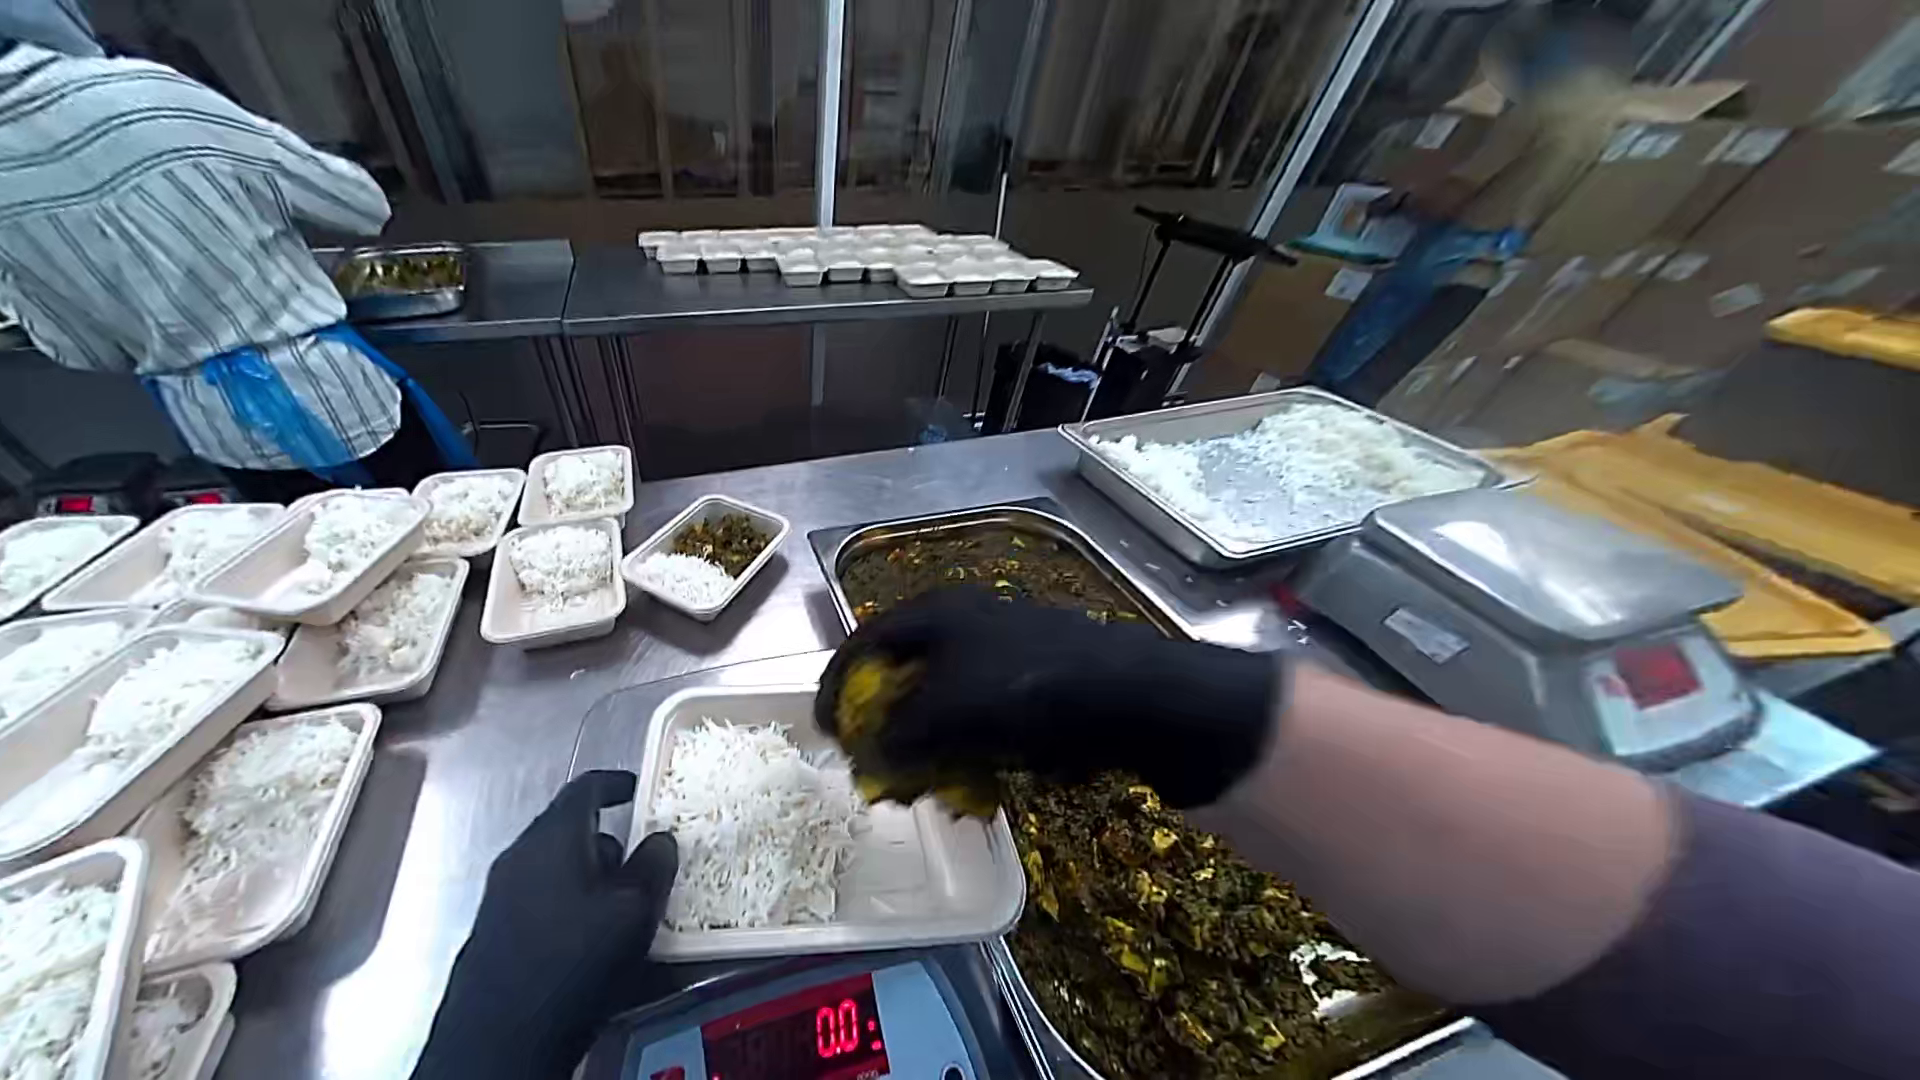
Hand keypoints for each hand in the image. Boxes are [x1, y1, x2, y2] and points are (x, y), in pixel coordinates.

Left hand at [411, 771, 677, 1079]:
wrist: (496, 1050)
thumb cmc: (574, 963)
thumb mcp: (635, 908)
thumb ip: (654, 863)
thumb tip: (659, 841)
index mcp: (553, 839)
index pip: (585, 788)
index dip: (616, 782)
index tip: (639, 788)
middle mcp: (518, 859)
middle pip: (568, 825)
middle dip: (609, 833)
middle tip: (641, 850)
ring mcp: (498, 898)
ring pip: (554, 862)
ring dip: (590, 869)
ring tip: (622, 897)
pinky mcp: (492, 933)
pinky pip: (540, 893)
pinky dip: (570, 896)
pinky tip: (590, 932)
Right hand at [816, 588, 1280, 807]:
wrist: (1126, 694)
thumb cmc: (1022, 690)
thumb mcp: (944, 713)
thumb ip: (895, 734)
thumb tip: (867, 753)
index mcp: (937, 613)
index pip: (865, 641)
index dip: (835, 684)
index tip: (823, 731)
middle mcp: (967, 622)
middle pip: (903, 671)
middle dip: (884, 721)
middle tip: (876, 763)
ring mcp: (1003, 649)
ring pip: (943, 697)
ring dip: (926, 741)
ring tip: (922, 782)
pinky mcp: (1032, 679)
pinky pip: (981, 713)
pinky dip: (967, 745)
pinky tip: (973, 778)